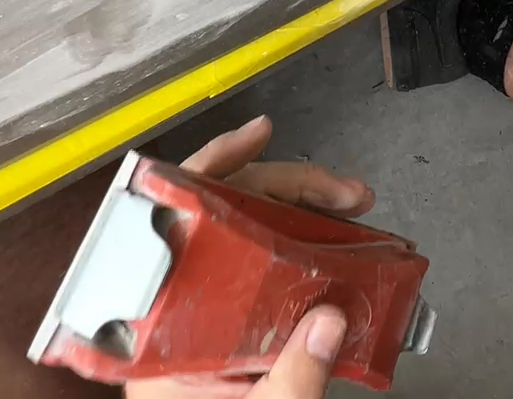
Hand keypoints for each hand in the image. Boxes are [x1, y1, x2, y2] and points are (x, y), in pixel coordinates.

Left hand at [129, 116, 372, 398]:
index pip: (180, 215)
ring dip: (305, 201)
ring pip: (253, 220)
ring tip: (350, 202)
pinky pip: (265, 249)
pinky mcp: (234, 304)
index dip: (216, 164)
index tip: (255, 137)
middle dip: (294, 185)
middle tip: (345, 191)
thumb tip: (332, 320)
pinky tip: (328, 221)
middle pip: (229, 206)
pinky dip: (299, 228)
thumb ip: (289, 381)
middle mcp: (181, 295)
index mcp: (161, 320)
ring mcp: (209, 295)